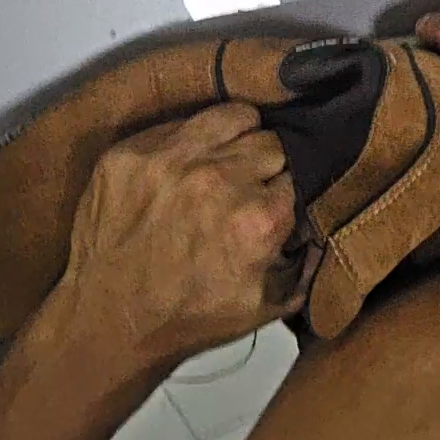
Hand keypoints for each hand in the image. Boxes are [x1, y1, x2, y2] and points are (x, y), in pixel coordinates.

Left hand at [48, 103, 303, 368]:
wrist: (105, 323)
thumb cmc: (190, 316)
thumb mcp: (269, 305)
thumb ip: (310, 263)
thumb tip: (334, 225)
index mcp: (258, 219)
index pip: (300, 174)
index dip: (291, 188)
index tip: (279, 199)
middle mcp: (218, 179)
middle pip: (273, 143)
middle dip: (269, 165)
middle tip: (253, 186)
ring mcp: (170, 159)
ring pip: (236, 116)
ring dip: (240, 137)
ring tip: (229, 159)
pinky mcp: (131, 151)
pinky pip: (185, 121)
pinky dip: (195, 139)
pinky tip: (189, 165)